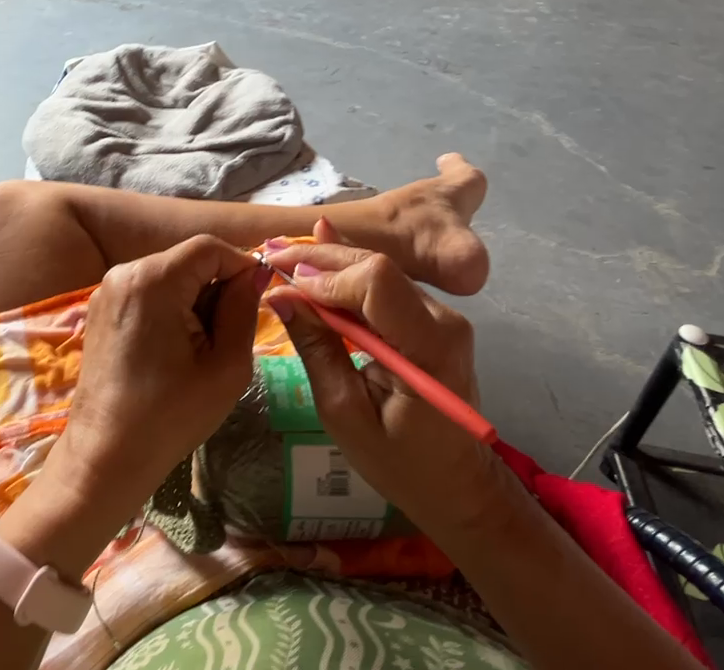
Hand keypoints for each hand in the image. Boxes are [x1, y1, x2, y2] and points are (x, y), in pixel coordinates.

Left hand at [46, 235, 265, 516]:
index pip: (210, 248)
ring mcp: (107, 290)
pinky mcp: (100, 309)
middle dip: (216, 289)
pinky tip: (173, 352)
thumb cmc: (170, 416)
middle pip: (188, 260)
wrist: (105, 456)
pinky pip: (148, 292)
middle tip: (225, 338)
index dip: (242, 267)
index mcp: (153, 279)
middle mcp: (124, 272)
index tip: (259, 301)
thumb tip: (258, 273)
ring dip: (194, 301)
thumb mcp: (225, 366)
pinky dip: (169, 310)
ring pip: (169, 275)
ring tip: (199, 351)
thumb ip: (244, 310)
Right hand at [266, 220, 513, 538]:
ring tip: (281, 253)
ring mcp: (440, 314)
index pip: (377, 282)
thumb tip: (279, 296)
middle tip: (268, 254)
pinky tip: (320, 241)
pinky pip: (384, 283)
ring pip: (377, 268)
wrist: (455, 482)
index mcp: (427, 347)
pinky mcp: (429, 316)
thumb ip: (316, 348)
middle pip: (375, 266)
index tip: (285, 282)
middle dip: (318, 258)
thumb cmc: (399, 461)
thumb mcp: (344, 412)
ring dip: (328, 261)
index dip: (326, 274)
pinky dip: (346, 271)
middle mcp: (442, 319)